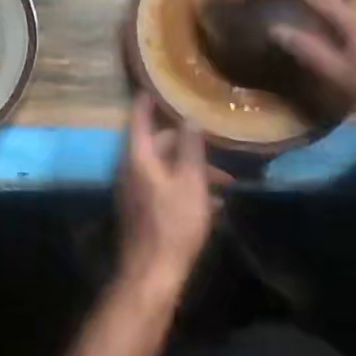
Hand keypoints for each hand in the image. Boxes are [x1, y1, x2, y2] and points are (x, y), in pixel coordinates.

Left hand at [115, 93, 225, 291]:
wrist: (152, 273)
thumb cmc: (174, 224)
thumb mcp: (191, 182)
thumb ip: (189, 148)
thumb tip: (189, 117)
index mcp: (138, 156)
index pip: (140, 116)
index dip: (149, 99)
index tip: (159, 83)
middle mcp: (130, 168)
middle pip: (157, 144)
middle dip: (186, 143)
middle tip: (215, 143)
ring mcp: (133, 189)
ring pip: (164, 167)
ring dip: (192, 170)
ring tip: (225, 183)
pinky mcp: (141, 208)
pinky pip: (163, 187)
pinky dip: (185, 188)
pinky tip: (213, 203)